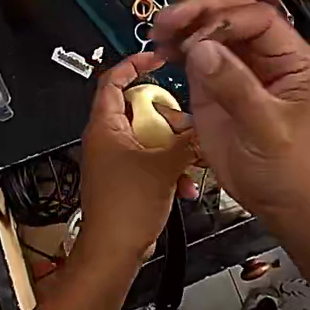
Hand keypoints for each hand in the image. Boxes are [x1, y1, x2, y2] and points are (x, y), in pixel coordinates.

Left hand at [77, 52, 196, 261]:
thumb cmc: (123, 211)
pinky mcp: (125, 178)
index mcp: (105, 127)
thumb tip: (204, 126)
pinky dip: (169, 167)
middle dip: (167, 115)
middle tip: (184, 119)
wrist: (113, 251)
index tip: (157, 58)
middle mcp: (106, 139)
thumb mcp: (164, 166)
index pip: (113, 80)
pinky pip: (150, 159)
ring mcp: (115, 159)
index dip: (135, 64)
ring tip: (188, 157)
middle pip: (138, 109)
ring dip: (173, 146)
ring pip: (149, 136)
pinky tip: (184, 184)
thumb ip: (187, 141)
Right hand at [150, 0, 309, 219]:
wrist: (274, 198)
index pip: (260, 19)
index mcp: (293, 60)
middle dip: (200, 10)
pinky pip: (194, 49)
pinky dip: (176, 44)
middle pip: (234, 11)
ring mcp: (239, 65)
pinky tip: (162, 48)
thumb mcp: (266, 130)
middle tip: (171, 22)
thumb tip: (204, 50)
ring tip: (160, 32)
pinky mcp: (215, 79)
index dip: (226, 20)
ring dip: (184, 23)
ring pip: (211, 24)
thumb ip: (237, 89)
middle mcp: (267, 55)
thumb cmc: (285, 168)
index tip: (199, 36)